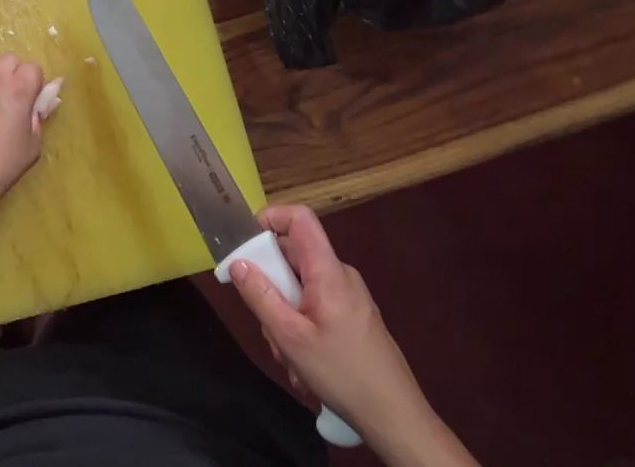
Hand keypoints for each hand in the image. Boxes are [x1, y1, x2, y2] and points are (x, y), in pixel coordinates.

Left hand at [0, 55, 45, 208]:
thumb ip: (36, 120)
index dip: (37, 83)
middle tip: (16, 98)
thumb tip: (35, 108)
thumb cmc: (1, 165)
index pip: (33, 68)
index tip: (34, 101)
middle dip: (16, 73)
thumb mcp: (32, 146)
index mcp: (17, 89)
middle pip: (9, 60)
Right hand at [230, 206, 473, 465]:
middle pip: (293, 258)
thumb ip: (261, 296)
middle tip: (265, 322)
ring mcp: (349, 297)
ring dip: (284, 316)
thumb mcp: (290, 337)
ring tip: (288, 354)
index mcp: (328, 271)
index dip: (270, 218)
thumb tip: (238, 262)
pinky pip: (315, 306)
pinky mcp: (353, 317)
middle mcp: (340, 275)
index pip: (300, 218)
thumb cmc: (343, 373)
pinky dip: (301, 328)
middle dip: (270, 286)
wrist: (396, 417)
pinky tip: (303, 364)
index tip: (245, 244)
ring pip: (300, 288)